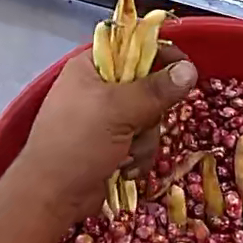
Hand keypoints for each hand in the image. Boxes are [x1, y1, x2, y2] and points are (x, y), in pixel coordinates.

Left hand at [11, 47, 196, 211]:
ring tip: (126, 154)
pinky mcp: (113, 145)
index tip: (185, 69)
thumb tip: (190, 70)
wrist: (52, 196)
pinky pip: (143, 143)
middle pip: (150, 87)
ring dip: (144, 141)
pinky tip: (124, 168)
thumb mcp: (118, 110)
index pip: (134, 46)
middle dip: (151, 114)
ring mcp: (107, 119)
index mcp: (91, 67)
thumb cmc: (77, 143)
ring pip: (151, 119)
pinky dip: (138, 157)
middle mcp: (99, 88)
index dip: (161, 56)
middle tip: (140, 124)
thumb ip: (156, 89)